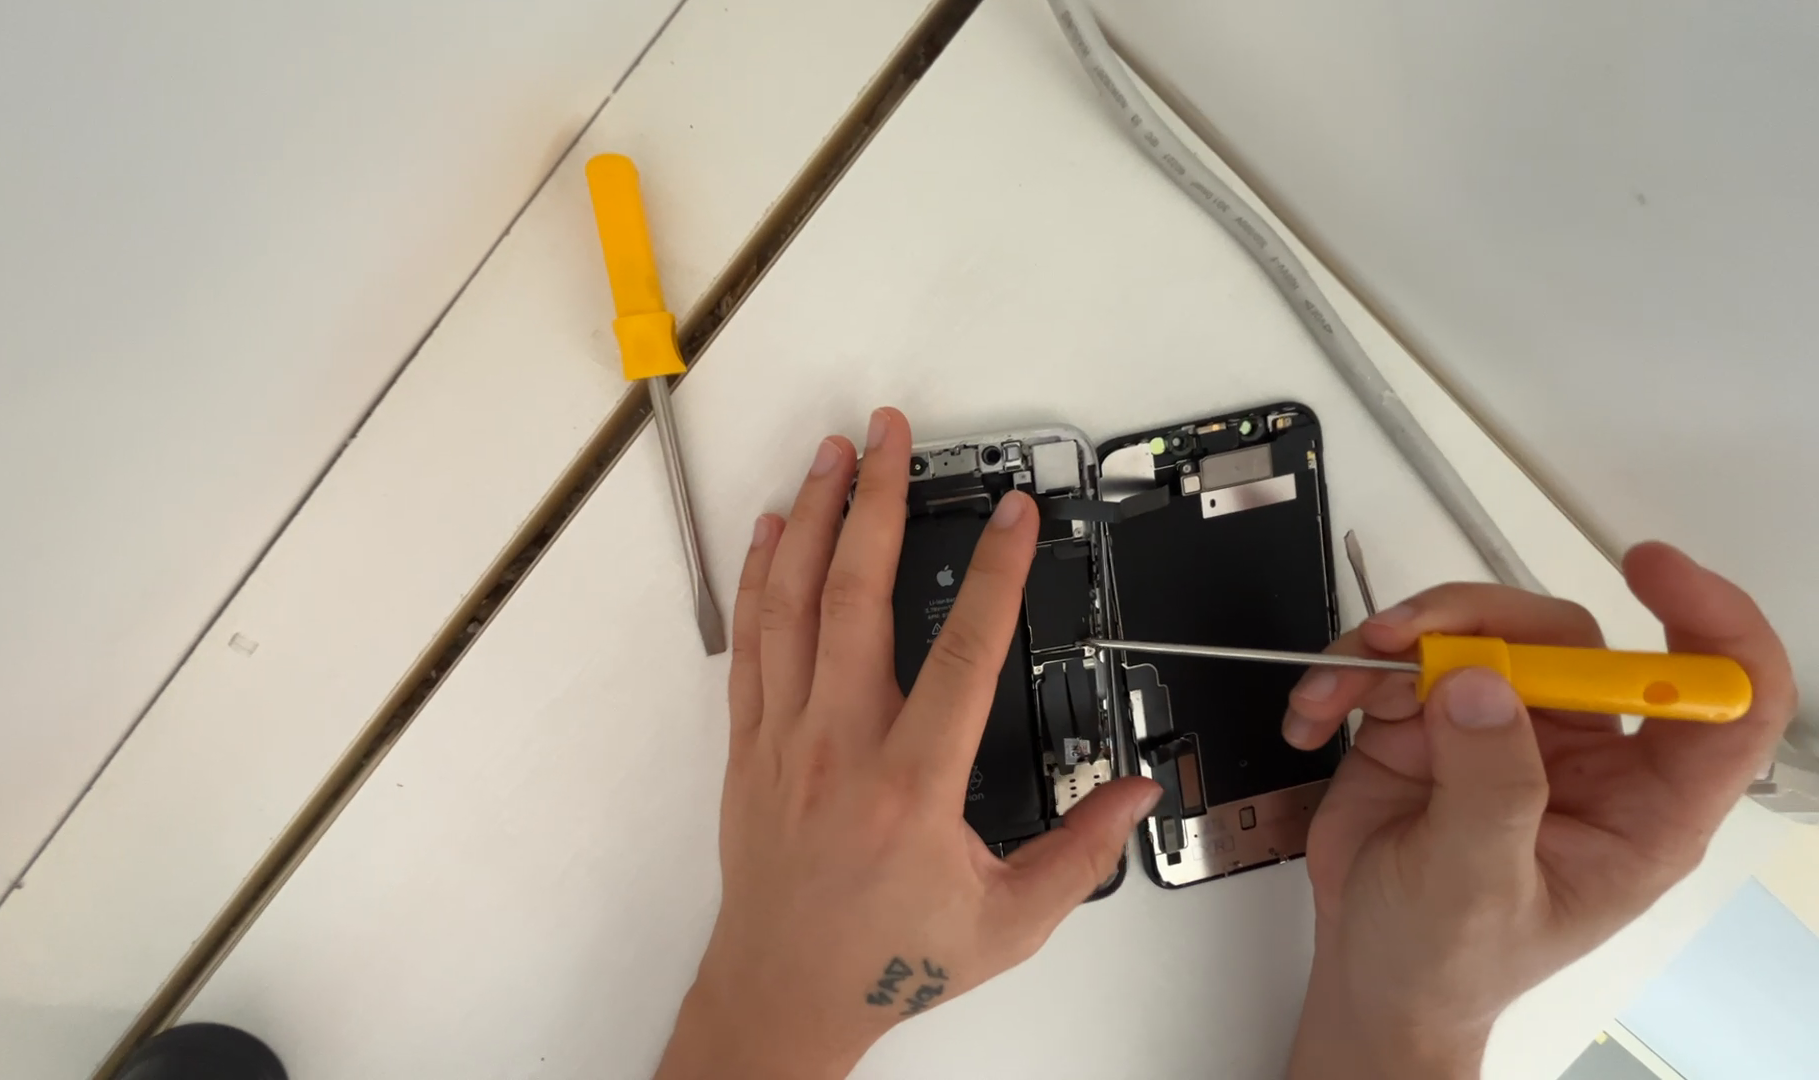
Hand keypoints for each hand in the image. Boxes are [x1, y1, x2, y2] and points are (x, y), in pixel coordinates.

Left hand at [655, 408, 1160, 1079]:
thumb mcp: (1007, 921)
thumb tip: (1133, 794)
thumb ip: (1080, 854)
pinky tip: (773, 532)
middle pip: (857, 594)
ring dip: (813, 520)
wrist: (782, 991)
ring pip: (794, 602)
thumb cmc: (887, 958)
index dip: (997, 574)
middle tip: (887, 440)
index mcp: (912, 783)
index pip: (965, 653)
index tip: (1014, 517)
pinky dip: (759, 576)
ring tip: (830, 458)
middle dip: (876, 501)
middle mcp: (839, 743)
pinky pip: (752, 640)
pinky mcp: (751, 739)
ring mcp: (784, 734)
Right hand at [1279, 544, 1795, 1077]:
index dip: (1703, 622)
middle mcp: (1564, 750)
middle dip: (1463, 622)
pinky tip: (1308, 720)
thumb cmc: (1449, 951)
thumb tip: (1478, 679)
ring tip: (1324, 695)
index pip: (1711, 697)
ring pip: (1449, 640)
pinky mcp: (1412, 723)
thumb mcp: (1480, 880)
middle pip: (1544, 638)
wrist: (1366, 958)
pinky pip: (1377, 668)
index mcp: (1634, 800)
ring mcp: (1481, 729)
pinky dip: (1333, 682)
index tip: (1650, 564)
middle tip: (1392, 637)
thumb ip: (1491, 782)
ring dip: (1374, 654)